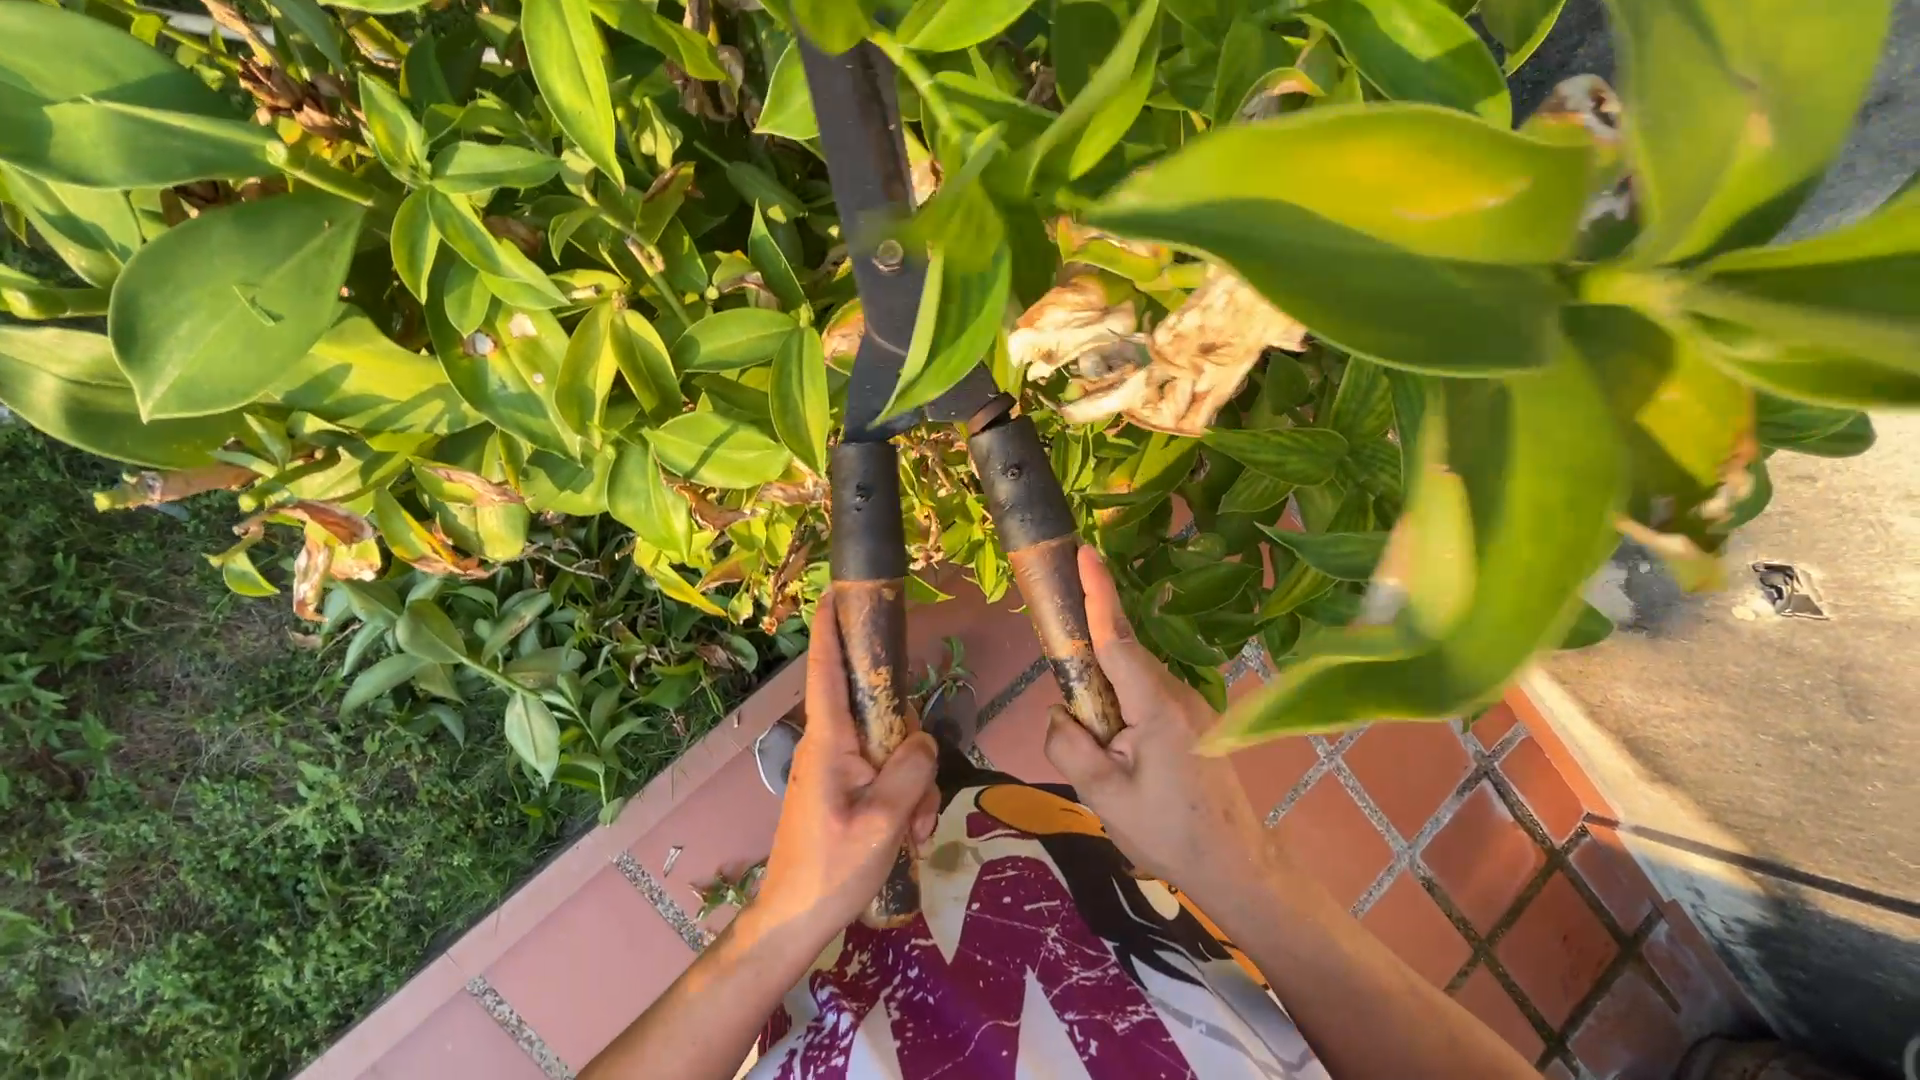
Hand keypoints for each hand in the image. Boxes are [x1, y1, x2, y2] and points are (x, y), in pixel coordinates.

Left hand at [755, 590, 939, 935]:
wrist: (795, 919)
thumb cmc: (833, 866)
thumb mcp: (886, 818)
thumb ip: (912, 768)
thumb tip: (924, 739)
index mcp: (830, 740)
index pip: (826, 669)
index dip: (829, 628)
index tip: (834, 592)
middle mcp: (831, 745)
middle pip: (881, 715)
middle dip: (912, 750)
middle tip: (920, 802)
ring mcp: (836, 768)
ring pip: (891, 750)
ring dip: (913, 786)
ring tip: (913, 830)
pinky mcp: (843, 789)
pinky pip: (883, 776)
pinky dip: (903, 800)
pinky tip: (907, 835)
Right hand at [1042, 546, 1279, 909]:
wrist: (1235, 865)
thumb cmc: (1168, 833)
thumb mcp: (1102, 796)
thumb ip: (1068, 744)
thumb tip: (1059, 711)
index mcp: (1157, 706)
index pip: (1118, 638)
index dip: (1098, 594)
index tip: (1084, 553)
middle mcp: (1177, 693)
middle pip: (1118, 661)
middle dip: (1087, 678)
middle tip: (1083, 734)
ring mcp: (1189, 705)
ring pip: (1129, 683)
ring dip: (1105, 707)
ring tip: (1110, 771)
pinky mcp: (1191, 720)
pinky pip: (1143, 699)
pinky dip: (1122, 716)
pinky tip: (1126, 766)